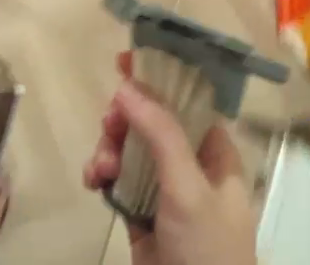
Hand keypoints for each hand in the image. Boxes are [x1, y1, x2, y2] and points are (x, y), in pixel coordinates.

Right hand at [83, 53, 257, 264]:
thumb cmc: (207, 250)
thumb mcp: (187, 186)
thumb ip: (159, 132)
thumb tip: (126, 84)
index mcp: (216, 155)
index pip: (186, 102)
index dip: (157, 79)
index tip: (122, 63)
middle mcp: (192, 167)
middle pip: (150, 122)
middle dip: (124, 120)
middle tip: (109, 126)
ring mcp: (165, 192)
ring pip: (129, 148)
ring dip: (108, 149)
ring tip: (99, 169)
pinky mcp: (141, 215)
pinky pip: (116, 178)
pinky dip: (102, 173)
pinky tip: (93, 181)